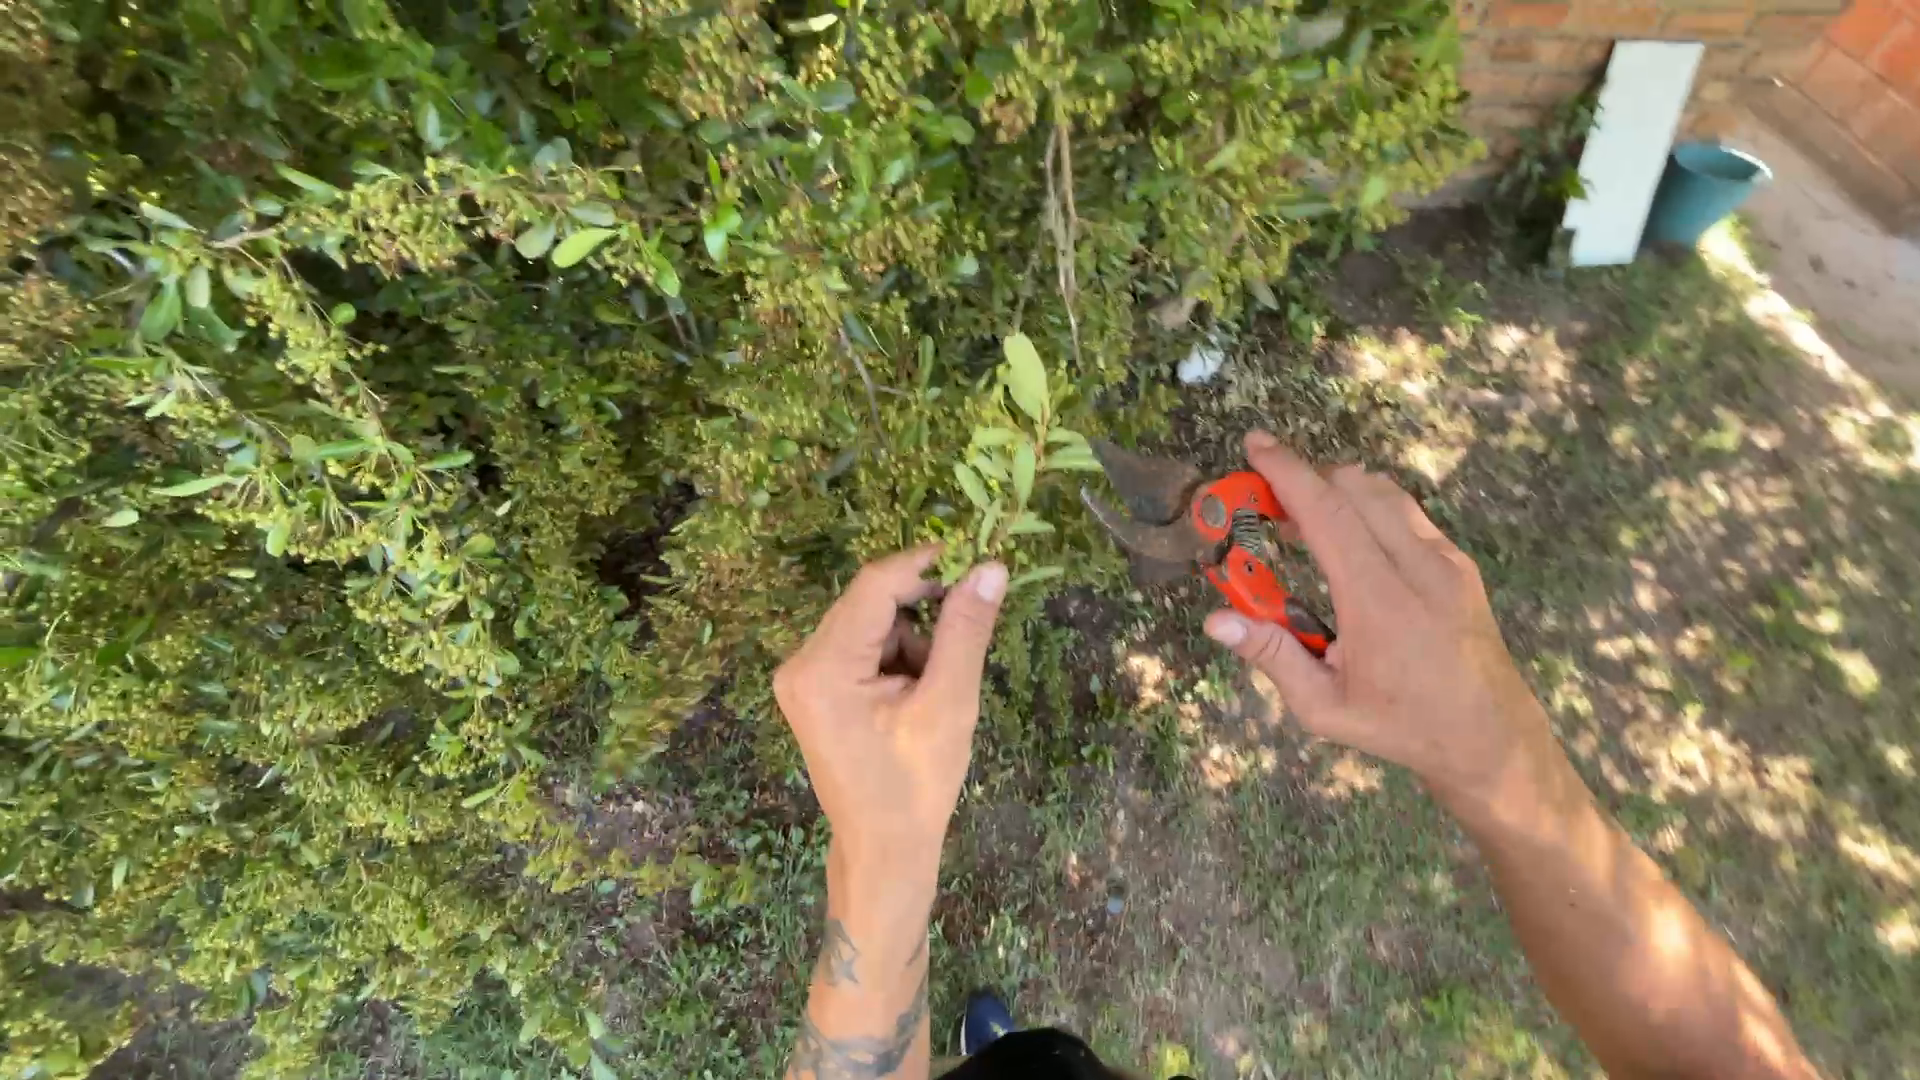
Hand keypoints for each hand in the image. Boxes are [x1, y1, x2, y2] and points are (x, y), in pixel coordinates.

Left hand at [774, 547, 1008, 864]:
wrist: (883, 851)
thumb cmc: (917, 786)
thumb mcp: (948, 704)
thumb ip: (965, 631)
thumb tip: (991, 567)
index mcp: (823, 668)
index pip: (875, 586)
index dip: (926, 564)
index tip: (974, 554)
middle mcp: (801, 662)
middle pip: (871, 603)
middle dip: (923, 611)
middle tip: (968, 624)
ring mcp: (802, 676)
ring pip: (872, 623)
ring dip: (912, 640)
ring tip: (932, 690)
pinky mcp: (814, 687)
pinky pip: (863, 646)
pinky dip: (897, 656)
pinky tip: (914, 695)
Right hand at [1203, 431, 1566, 818]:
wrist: (1493, 740)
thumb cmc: (1399, 726)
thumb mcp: (1323, 707)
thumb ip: (1270, 655)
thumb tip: (1215, 620)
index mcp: (1380, 601)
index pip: (1328, 514)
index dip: (1288, 472)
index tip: (1255, 444)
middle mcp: (1419, 567)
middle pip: (1354, 487)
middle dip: (1304, 477)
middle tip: (1262, 498)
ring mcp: (1446, 561)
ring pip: (1382, 491)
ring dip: (1334, 489)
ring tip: (1298, 519)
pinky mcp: (1459, 564)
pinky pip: (1404, 512)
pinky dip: (1364, 505)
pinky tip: (1345, 539)